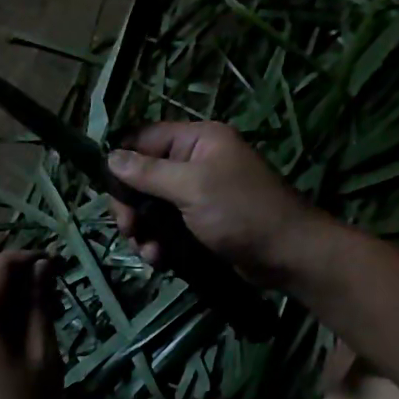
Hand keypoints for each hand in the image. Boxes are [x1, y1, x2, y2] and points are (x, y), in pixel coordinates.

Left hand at [0, 252, 60, 398]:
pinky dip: (6, 318)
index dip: (30, 258)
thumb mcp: (42, 355)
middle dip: (25, 279)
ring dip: (18, 300)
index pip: (0, 266)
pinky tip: (30, 335)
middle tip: (60, 294)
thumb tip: (44, 267)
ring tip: (51, 315)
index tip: (60, 264)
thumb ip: (40, 306)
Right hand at [107, 122, 327, 282]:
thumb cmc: (241, 212)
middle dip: (132, 205)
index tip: (111, 194)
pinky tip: (160, 259)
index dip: (122, 163)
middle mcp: (197, 161)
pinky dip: (160, 242)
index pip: (144, 139)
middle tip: (128, 230)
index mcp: (198, 140)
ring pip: (154, 206)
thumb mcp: (192, 187)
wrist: (288, 254)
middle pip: (145, 175)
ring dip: (144, 229)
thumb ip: (149, 172)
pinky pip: (170, 227)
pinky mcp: (203, 223)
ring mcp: (201, 194)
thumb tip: (110, 157)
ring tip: (149, 252)